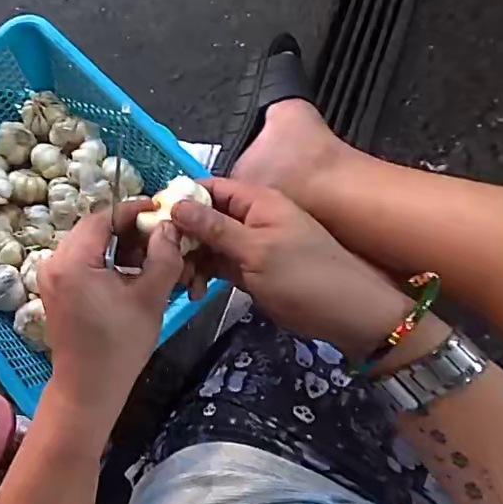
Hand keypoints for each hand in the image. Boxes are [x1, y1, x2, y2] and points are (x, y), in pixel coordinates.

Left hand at [35, 199, 185, 432]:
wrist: (88, 388)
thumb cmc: (119, 345)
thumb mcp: (149, 297)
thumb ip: (163, 256)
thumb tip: (169, 226)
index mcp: (72, 261)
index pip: (103, 217)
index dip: (133, 210)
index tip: (160, 211)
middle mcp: (54, 262)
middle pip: (94, 229)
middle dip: (128, 230)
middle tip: (159, 239)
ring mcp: (51, 276)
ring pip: (89, 245)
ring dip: (119, 247)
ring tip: (150, 260)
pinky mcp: (55, 289)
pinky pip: (82, 262)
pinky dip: (106, 262)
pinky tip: (130, 276)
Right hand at [171, 177, 413, 355]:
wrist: (349, 315)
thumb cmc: (306, 276)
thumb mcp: (256, 250)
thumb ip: (214, 227)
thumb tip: (176, 204)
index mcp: (257, 200)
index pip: (209, 187)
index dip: (181, 199)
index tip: (153, 220)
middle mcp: (249, 217)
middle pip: (203, 216)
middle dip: (180, 235)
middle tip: (161, 259)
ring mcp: (248, 244)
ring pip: (206, 243)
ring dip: (189, 260)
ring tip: (180, 282)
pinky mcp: (248, 269)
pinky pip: (216, 264)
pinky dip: (202, 275)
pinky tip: (193, 291)